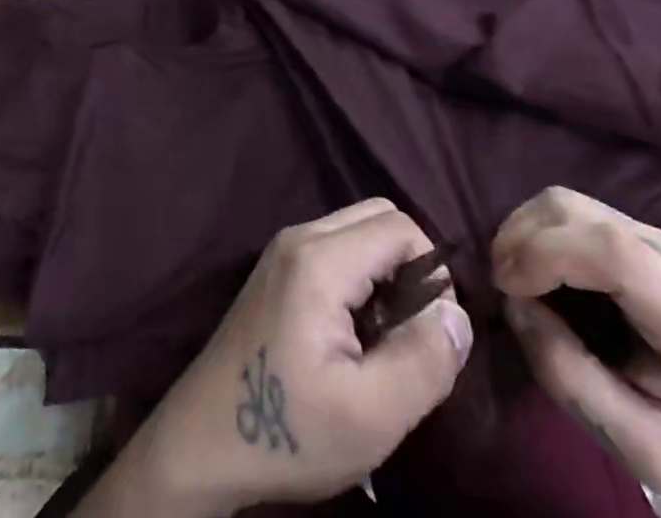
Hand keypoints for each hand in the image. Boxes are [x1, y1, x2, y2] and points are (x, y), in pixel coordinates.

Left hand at [79, 199, 472, 516]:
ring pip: (356, 234)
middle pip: (377, 218)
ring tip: (378, 341)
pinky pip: (334, 251)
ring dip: (384, 277)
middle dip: (409, 268)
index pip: (401, 227)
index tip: (428, 334)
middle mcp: (296, 238)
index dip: (433, 275)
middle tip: (406, 333)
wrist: (203, 441)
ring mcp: (280, 252)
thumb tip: (457, 314)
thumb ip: (426, 357)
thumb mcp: (373, 414)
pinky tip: (349, 337)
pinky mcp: (274, 272)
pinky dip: (358, 280)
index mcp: (318, 260)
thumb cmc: (288, 431)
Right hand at [493, 187, 660, 517]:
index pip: (617, 254)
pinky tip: (546, 274)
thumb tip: (515, 304)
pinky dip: (548, 234)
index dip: (544, 254)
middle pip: (584, 213)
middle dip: (523, 238)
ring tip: (518, 277)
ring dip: (530, 231)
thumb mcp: (642, 451)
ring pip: (578, 203)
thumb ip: (571, 377)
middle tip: (503, 284)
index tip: (506, 287)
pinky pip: (586, 216)